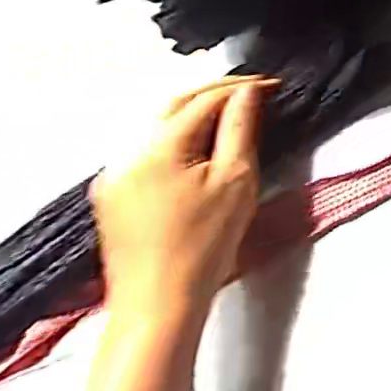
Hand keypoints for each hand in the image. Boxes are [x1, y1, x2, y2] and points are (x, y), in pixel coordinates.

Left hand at [91, 75, 274, 326]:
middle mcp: (126, 156)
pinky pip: (151, 148)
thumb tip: (248, 91)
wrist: (159, 305)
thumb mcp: (237, 178)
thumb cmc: (206, 242)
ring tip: (236, 110)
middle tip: (258, 90)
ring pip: (160, 125)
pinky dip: (181, 135)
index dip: (242, 88)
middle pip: (176, 106)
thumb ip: (241, 127)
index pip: (204, 100)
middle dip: (218, 92)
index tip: (276, 86)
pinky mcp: (115, 195)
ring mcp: (115, 176)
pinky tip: (204, 141)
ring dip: (199, 111)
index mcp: (156, 150)